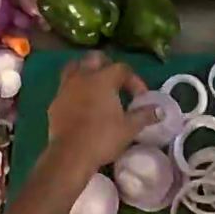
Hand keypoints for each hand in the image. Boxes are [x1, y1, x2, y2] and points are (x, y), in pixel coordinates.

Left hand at [42, 52, 157, 177]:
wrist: (70, 154)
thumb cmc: (103, 138)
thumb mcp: (129, 128)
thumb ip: (144, 115)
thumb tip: (160, 110)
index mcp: (102, 79)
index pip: (122, 69)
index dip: (134, 80)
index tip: (140, 97)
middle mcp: (82, 77)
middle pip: (94, 58)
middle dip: (107, 65)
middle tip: (116, 82)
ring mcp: (65, 88)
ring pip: (74, 67)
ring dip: (86, 72)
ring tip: (96, 87)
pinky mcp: (55, 102)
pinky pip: (65, 88)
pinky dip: (75, 90)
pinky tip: (81, 104)